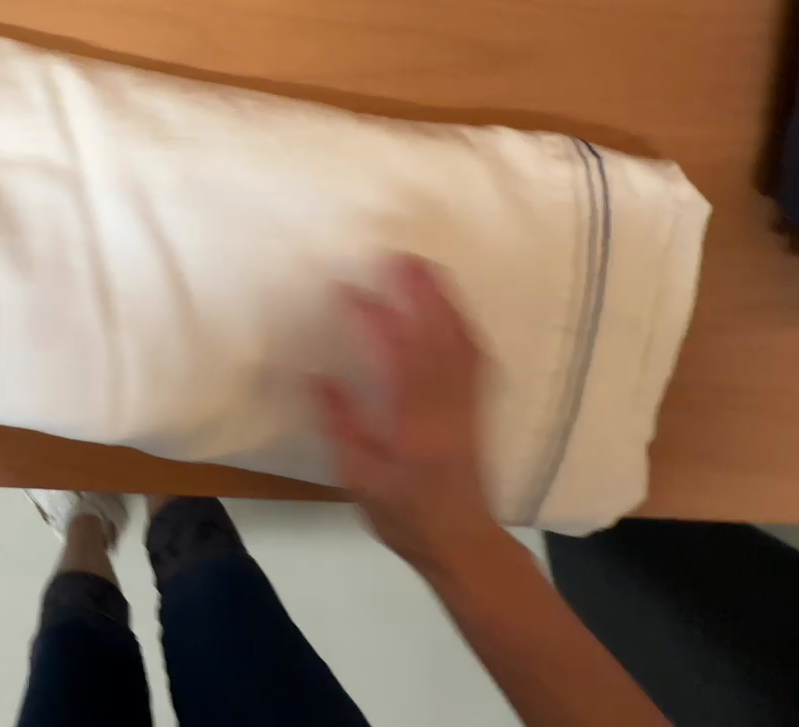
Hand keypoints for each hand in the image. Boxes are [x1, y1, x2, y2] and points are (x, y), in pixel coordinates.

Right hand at [312, 254, 501, 572]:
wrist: (462, 542)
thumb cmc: (402, 513)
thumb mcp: (358, 477)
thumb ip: (341, 424)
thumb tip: (319, 375)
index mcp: (414, 423)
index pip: (395, 356)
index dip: (373, 317)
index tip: (347, 288)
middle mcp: (448, 407)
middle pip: (438, 338)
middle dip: (421, 293)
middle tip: (399, 256)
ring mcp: (470, 406)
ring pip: (463, 343)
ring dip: (446, 301)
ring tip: (426, 269)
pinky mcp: (479, 408)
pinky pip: (477, 357)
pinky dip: (465, 325)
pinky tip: (453, 310)